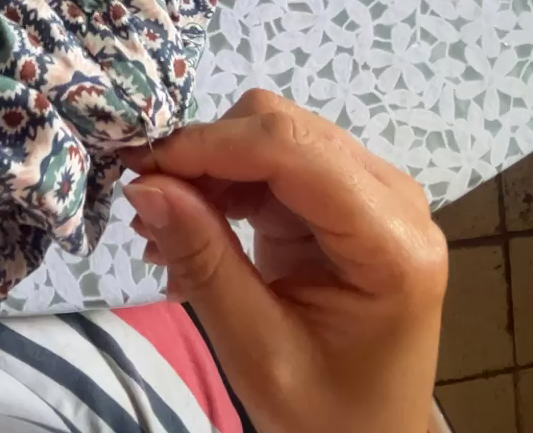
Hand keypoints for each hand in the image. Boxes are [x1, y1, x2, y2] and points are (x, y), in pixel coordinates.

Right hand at [120, 89, 446, 432]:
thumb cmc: (326, 413)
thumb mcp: (257, 351)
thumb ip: (202, 261)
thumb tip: (143, 184)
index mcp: (392, 243)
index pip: (294, 150)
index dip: (211, 145)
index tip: (140, 167)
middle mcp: (390, 196)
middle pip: (281, 127)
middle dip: (205, 153)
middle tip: (147, 202)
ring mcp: (367, 188)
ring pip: (268, 130)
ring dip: (207, 165)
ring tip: (163, 226)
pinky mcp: (338, 192)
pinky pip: (266, 156)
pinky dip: (220, 179)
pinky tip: (191, 223)